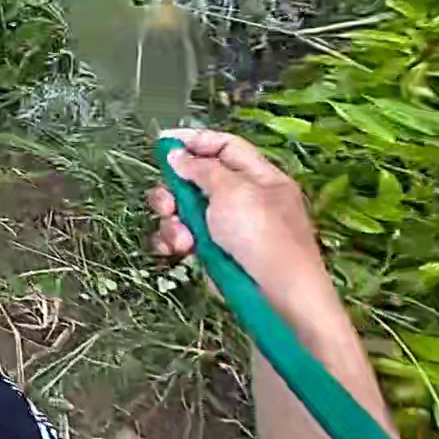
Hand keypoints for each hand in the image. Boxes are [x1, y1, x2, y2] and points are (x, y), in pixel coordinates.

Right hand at [146, 129, 343, 330]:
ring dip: (172, 219)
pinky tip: (178, 249)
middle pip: (195, 178)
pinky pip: (182, 235)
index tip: (162, 142)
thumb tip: (176, 154)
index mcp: (259, 177)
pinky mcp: (212, 251)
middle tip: (165, 201)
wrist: (277, 298)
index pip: (224, 146)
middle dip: (174, 188)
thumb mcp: (233, 192)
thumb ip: (201, 169)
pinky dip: (174, 240)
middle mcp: (242, 198)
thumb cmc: (262, 236)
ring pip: (183, 209)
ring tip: (179, 235)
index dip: (194, 140)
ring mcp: (226, 226)